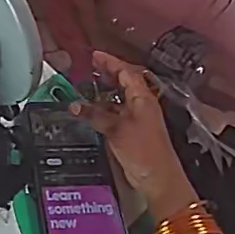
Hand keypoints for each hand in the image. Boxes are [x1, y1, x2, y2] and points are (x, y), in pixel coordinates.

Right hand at [72, 52, 194, 211]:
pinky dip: (104, 109)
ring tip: (87, 86)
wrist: (158, 178)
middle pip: (124, 82)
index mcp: (143, 97)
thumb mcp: (116, 128)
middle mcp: (141, 104)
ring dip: (104, 91)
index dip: (110, 62)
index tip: (95, 55)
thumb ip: (95, 114)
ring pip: (119, 98)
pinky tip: (92, 111)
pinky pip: (116, 113)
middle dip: (107, 73)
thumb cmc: (145, 151)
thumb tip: (76, 105)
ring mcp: (138, 118)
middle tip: (90, 67)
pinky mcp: (132, 131)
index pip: (126, 72)